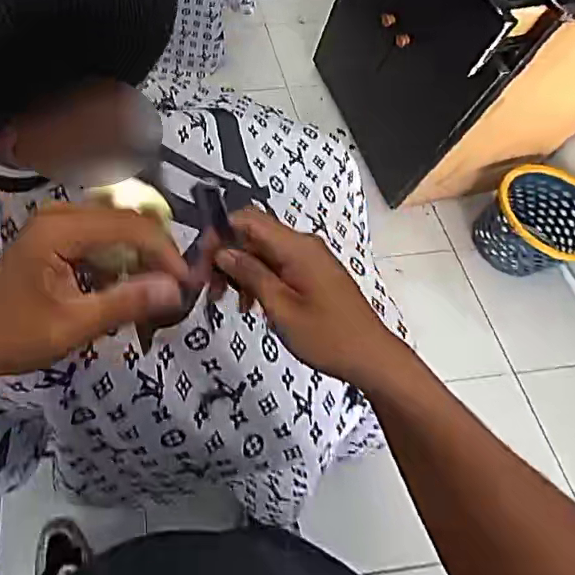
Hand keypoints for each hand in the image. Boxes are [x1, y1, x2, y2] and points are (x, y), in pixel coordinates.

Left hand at [0, 206, 186, 377]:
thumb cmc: (16, 336)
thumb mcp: (74, 325)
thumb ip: (126, 302)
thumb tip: (176, 290)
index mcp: (59, 227)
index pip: (128, 226)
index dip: (162, 252)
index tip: (186, 282)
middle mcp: (60, 213)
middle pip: (125, 221)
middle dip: (154, 253)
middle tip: (175, 286)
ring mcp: (57, 220)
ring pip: (117, 227)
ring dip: (139, 256)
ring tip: (156, 288)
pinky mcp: (58, 233)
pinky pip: (102, 236)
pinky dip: (120, 259)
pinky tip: (127, 284)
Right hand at [213, 209, 411, 387]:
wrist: (372, 356)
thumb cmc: (328, 337)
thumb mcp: (281, 308)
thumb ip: (251, 275)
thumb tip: (223, 251)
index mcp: (296, 246)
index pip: (247, 218)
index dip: (220, 234)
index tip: (202, 263)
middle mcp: (303, 243)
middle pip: (254, 234)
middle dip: (228, 256)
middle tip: (211, 290)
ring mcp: (310, 257)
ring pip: (264, 251)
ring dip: (243, 270)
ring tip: (231, 303)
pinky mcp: (313, 272)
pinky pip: (279, 264)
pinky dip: (261, 278)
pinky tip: (253, 305)